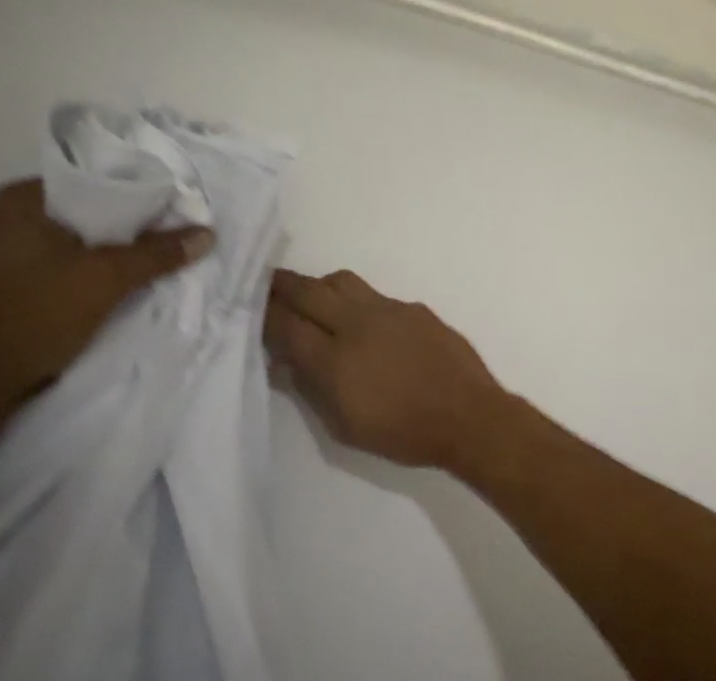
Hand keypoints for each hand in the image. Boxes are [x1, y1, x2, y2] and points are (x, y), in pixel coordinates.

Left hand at [0, 178, 214, 416]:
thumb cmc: (30, 318)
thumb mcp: (103, 281)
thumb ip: (157, 254)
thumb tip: (208, 233)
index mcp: (23, 198)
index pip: (99, 178)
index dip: (145, 192)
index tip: (183, 209)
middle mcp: (11, 217)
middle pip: (93, 211)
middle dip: (135, 228)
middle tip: (179, 237)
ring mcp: (7, 254)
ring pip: (82, 243)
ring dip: (118, 255)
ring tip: (160, 263)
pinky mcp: (11, 286)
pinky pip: (68, 267)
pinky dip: (96, 275)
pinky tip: (125, 288)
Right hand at [265, 269, 511, 470]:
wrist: (468, 416)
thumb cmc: (403, 433)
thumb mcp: (344, 427)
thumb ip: (310, 389)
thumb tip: (284, 361)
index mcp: (335, 358)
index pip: (285, 324)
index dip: (263, 314)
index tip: (247, 307)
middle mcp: (358, 324)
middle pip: (308, 291)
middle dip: (281, 286)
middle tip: (264, 284)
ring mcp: (389, 310)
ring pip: (341, 282)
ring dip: (319, 286)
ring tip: (311, 299)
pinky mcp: (413, 308)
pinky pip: (374, 295)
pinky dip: (356, 301)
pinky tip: (361, 323)